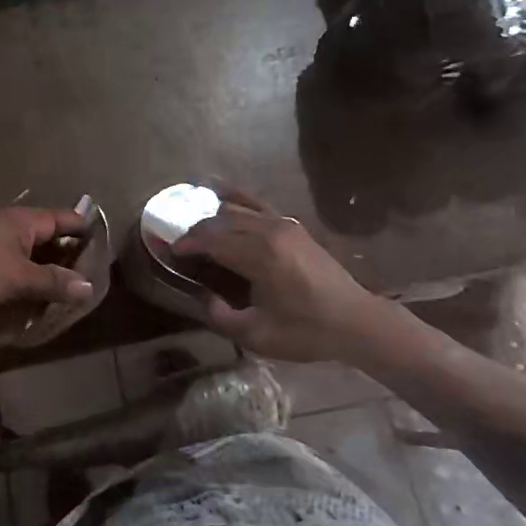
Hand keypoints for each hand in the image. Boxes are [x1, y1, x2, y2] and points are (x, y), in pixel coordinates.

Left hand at [0, 206, 94, 326]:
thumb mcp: (18, 278)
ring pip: (29, 253)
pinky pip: (10, 265)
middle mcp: (9, 224)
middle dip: (68, 258)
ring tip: (63, 295)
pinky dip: (24, 278)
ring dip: (45, 271)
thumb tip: (89, 287)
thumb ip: (54, 282)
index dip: (87, 232)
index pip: (66, 218)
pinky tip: (30, 298)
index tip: (106, 251)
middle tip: (88, 282)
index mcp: (24, 220)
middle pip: (49, 237)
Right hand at [171, 190, 395, 360]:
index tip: (170, 252)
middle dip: (195, 230)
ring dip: (212, 216)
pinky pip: (257, 203)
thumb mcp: (258, 335)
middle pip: (220, 221)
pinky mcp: (292, 225)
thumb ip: (223, 317)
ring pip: (236, 209)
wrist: (355, 321)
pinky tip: (219, 189)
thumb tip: (205, 298)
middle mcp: (269, 231)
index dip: (187, 244)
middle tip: (179, 244)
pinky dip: (235, 196)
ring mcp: (283, 224)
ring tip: (195, 226)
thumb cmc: (307, 331)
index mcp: (260, 256)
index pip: (212, 241)